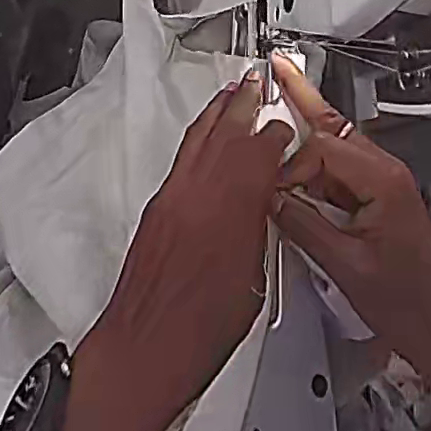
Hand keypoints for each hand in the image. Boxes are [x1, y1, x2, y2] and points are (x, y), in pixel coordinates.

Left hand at [61, 72, 293, 430]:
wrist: (143, 348)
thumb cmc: (199, 330)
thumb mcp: (254, 279)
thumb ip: (260, 228)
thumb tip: (266, 203)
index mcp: (234, 210)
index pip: (262, 152)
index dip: (278, 135)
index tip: (287, 128)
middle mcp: (202, 193)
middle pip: (229, 131)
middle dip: (246, 103)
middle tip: (256, 81)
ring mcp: (176, 195)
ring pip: (202, 136)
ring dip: (219, 110)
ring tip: (232, 92)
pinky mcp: (159, 204)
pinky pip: (184, 154)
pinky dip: (199, 133)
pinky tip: (206, 130)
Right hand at [268, 55, 430, 382]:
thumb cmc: (408, 302)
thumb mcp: (346, 266)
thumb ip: (304, 225)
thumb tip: (272, 199)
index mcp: (383, 180)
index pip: (325, 146)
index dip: (293, 163)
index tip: (273, 188)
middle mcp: (385, 171)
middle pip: (333, 128)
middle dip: (302, 99)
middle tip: (279, 69)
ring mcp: (381, 182)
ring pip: (334, 146)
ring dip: (304, 136)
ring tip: (278, 106)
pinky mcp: (375, 196)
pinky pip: (337, 171)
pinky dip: (312, 168)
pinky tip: (293, 170)